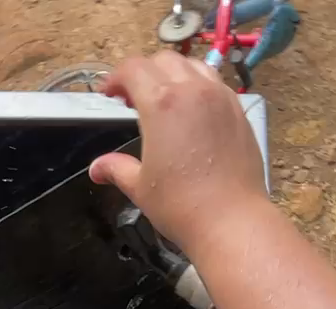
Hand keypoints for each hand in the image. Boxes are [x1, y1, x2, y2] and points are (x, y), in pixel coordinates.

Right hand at [89, 52, 269, 256]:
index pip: (133, 69)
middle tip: (132, 98)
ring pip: (192, 65)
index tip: (109, 93)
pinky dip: (198, 87)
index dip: (116, 78)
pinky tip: (192, 113)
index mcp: (161, 105)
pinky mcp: (238, 111)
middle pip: (163, 60)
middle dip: (143, 73)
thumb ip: (117, 169)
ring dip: (172, 74)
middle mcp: (193, 91)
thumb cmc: (182, 206)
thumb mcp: (140, 188)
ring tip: (163, 100)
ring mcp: (220, 98)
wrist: (230, 220)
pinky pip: (215, 84)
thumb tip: (98, 168)